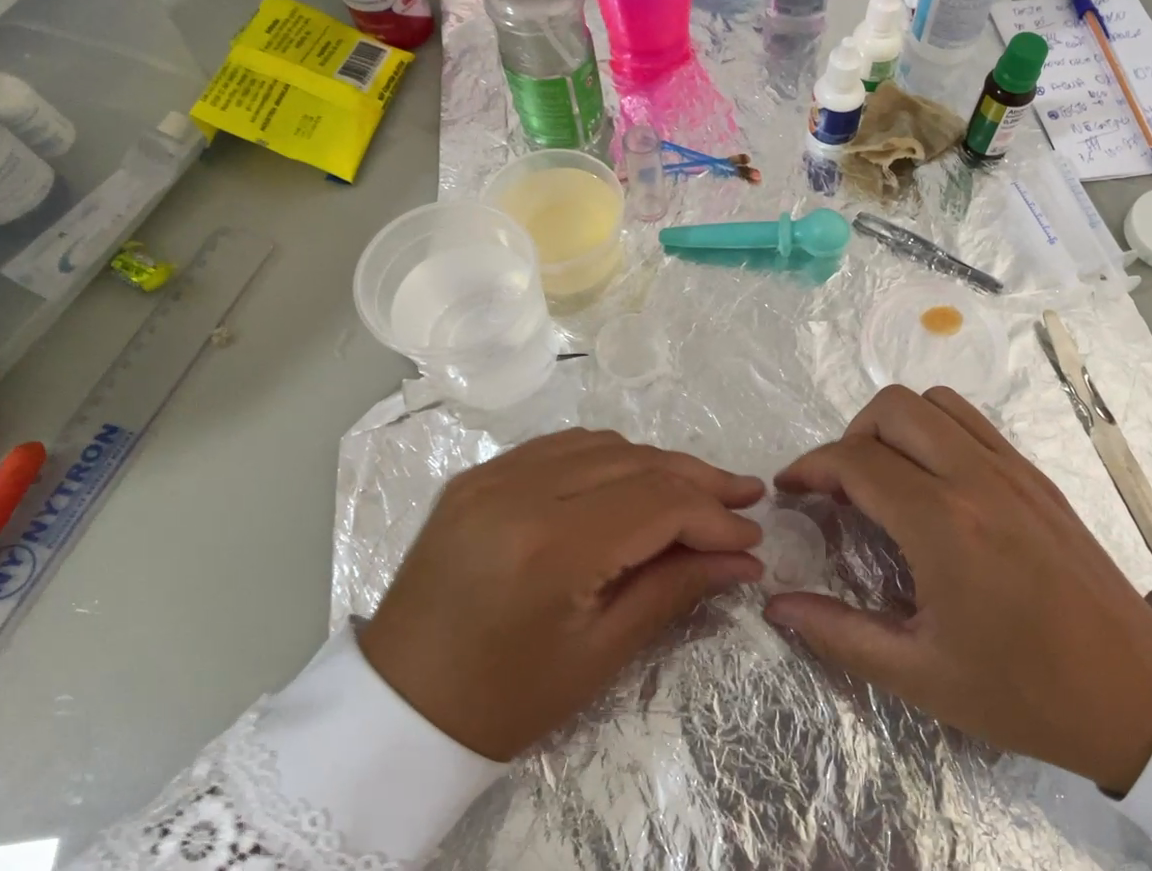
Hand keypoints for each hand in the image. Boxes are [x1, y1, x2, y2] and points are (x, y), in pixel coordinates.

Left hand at [360, 430, 765, 760]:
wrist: (399, 707)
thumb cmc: (505, 700)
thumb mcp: (601, 654)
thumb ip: (675, 590)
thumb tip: (744, 558)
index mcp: (549, 546)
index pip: (659, 502)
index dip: (715, 516)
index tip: (752, 538)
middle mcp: (519, 491)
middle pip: (637, 462)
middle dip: (699, 480)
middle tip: (746, 498)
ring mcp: (491, 476)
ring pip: (604, 444)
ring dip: (657, 465)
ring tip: (698, 495)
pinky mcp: (476, 476)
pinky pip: (562, 446)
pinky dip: (610, 459)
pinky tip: (634, 484)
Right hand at [765, 386, 1151, 794]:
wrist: (1136, 693)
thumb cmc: (1024, 692)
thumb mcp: (920, 675)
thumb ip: (839, 633)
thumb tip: (777, 604)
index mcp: (944, 525)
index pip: (856, 459)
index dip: (810, 467)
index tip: (791, 491)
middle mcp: (978, 479)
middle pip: (893, 408)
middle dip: (849, 437)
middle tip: (839, 489)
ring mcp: (1014, 471)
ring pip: (937, 403)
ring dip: (895, 427)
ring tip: (884, 480)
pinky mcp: (1038, 478)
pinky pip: (974, 423)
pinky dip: (937, 432)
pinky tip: (933, 485)